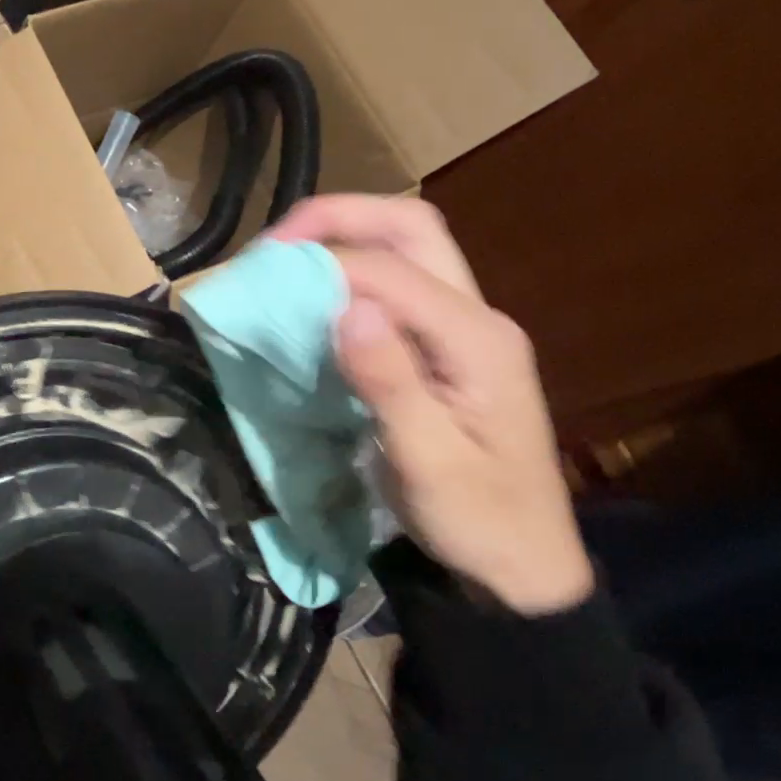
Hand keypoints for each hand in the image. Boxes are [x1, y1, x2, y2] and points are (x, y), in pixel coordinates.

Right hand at [268, 196, 593, 614]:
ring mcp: (466, 330)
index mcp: (477, 340)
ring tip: (283, 264)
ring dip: (345, 240)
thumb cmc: (475, 519)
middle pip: (413, 229)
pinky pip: (398, 288)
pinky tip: (313, 301)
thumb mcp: (427, 461)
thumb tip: (348, 307)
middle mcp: (478, 318)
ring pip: (410, 249)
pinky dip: (350, 275)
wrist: (522, 562)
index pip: (393, 272)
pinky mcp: (447, 349)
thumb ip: (390, 380)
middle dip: (340, 218)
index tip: (258, 279)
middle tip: (273, 245)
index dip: (324, 262)